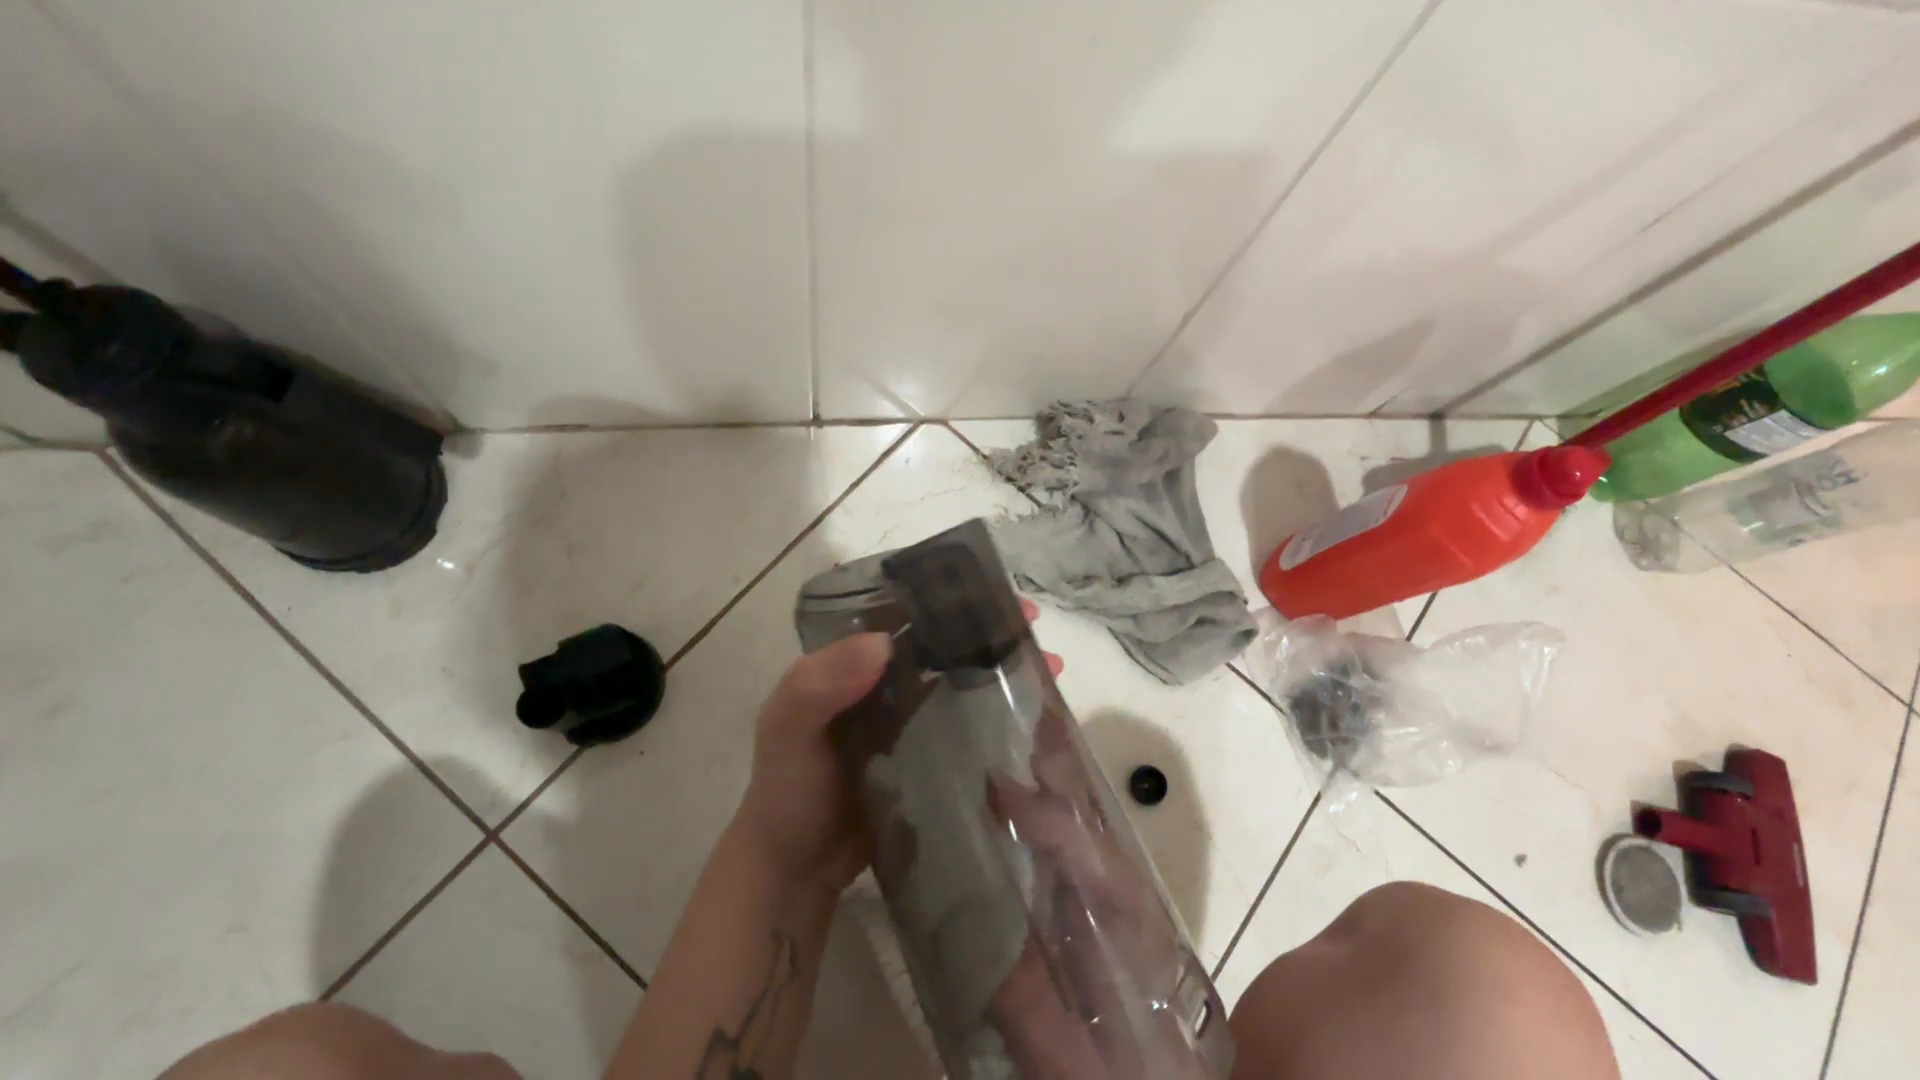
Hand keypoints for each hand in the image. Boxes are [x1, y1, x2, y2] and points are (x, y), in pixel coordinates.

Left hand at [734, 599, 1060, 894]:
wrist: (797, 868)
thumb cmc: (788, 790)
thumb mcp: (787, 729)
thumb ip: (817, 685)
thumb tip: (880, 644)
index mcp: (851, 663)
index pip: (902, 616)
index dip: (944, 599)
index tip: (989, 592)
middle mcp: (884, 685)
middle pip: (942, 646)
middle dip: (988, 632)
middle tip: (1033, 629)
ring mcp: (911, 724)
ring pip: (962, 684)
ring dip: (1002, 672)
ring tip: (1052, 671)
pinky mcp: (931, 761)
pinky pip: (969, 730)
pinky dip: (1000, 720)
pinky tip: (1035, 722)